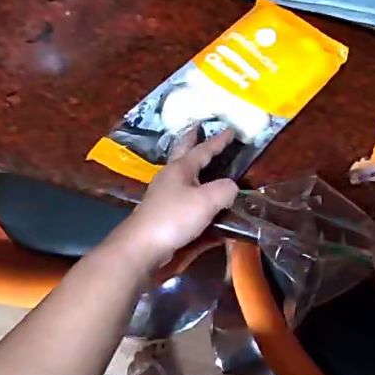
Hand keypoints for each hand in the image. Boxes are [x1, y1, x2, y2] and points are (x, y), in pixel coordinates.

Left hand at [107, 129, 238, 267]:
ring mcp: (163, 193)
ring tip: (200, 160)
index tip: (231, 130)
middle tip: (197, 128)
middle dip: (191, 140)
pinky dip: (191, 185)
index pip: (204, 150)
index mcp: (181, 168)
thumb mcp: (207, 201)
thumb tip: (232, 187)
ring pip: (181, 172)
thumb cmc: (175, 217)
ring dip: (191, 163)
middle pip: (182, 153)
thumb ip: (225, 190)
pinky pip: (181, 191)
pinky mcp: (162, 211)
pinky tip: (196, 193)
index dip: (219, 141)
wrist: (143, 246)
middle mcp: (170, 177)